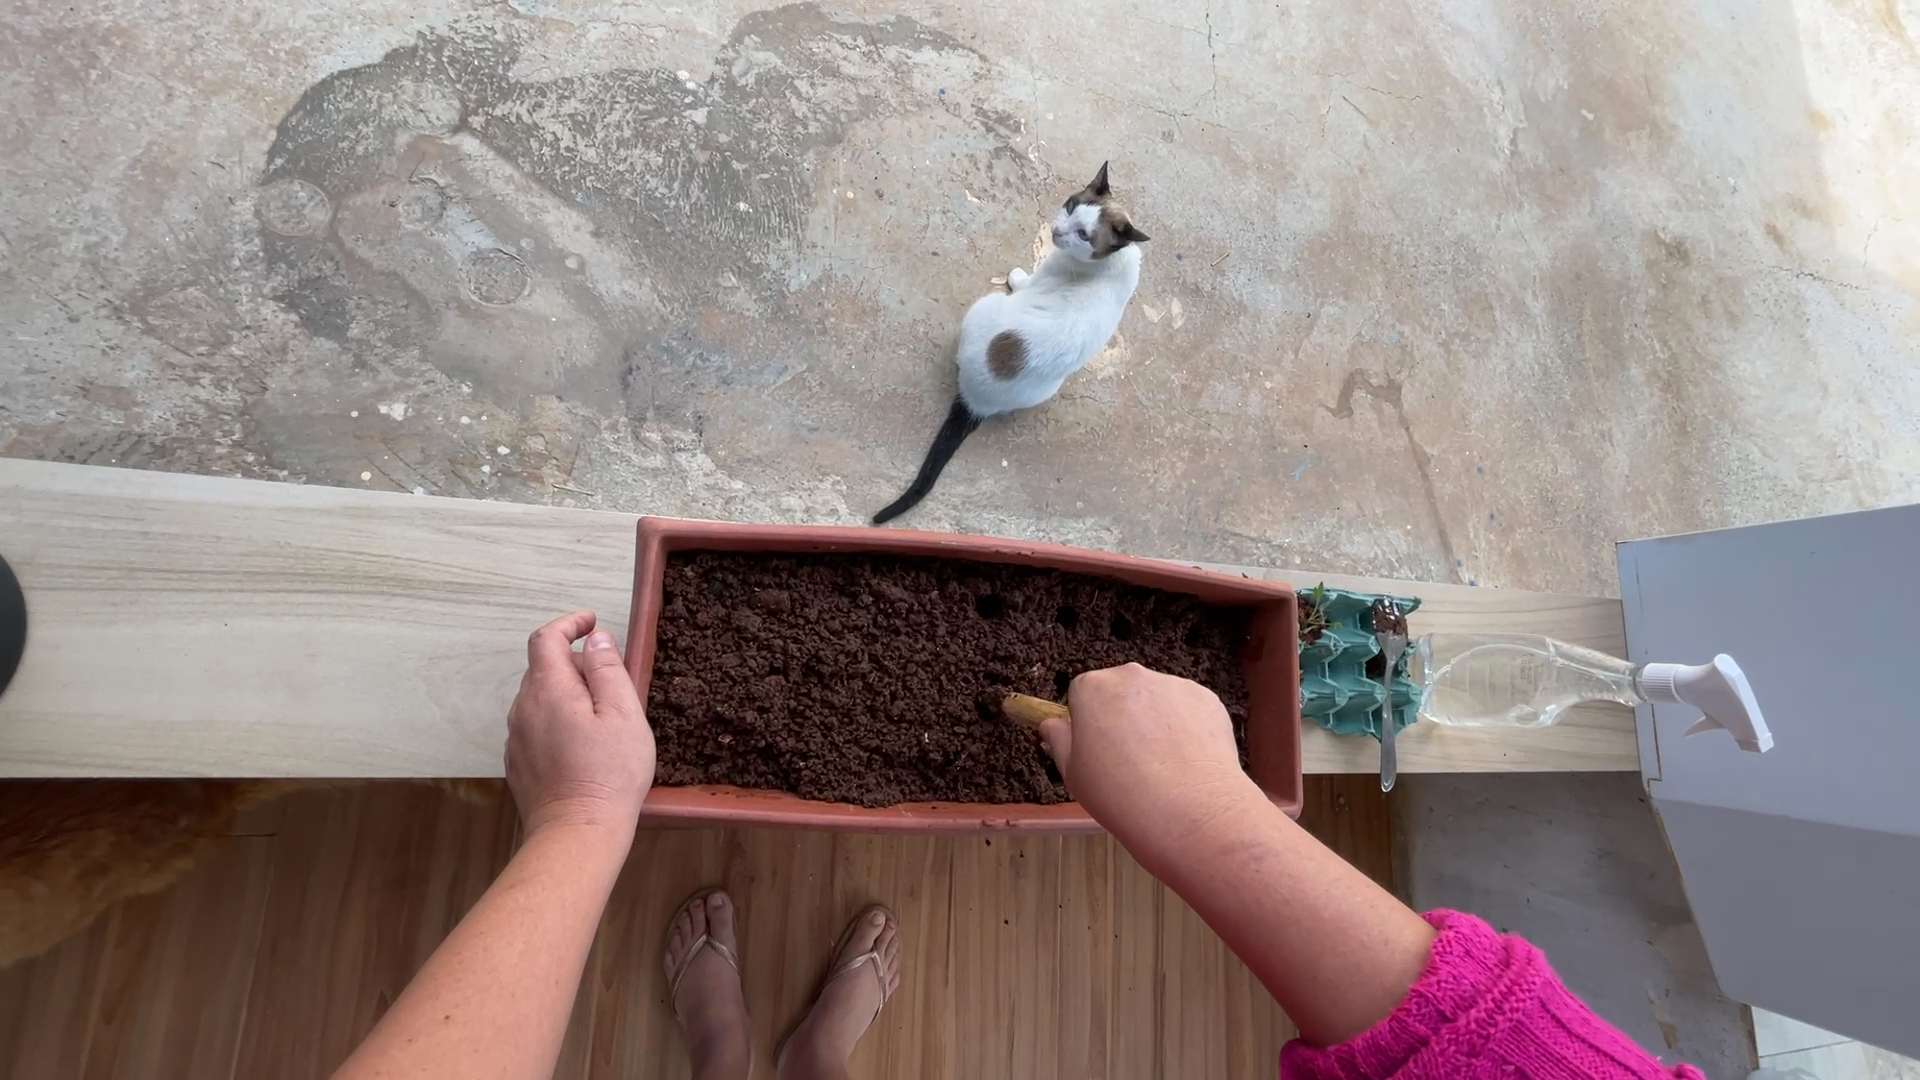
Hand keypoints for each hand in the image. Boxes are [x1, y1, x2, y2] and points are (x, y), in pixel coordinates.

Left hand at [505, 611, 654, 840]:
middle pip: (543, 668)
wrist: (578, 831)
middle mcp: (523, 709)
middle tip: (614, 675)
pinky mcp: (519, 762)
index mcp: (549, 690)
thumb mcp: (623, 712)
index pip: (546, 639)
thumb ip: (607, 669)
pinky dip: (560, 715)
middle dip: (576, 660)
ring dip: (568, 690)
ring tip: (604, 710)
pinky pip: (537, 723)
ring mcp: (516, 738)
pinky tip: (585, 739)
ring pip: (540, 697)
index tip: (593, 621)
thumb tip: (597, 638)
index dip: (569, 623)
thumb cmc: (610, 769)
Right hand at [1039, 664, 1259, 864]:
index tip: (1098, 749)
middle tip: (1130, 760)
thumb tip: (1052, 724)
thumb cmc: (1123, 796)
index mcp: (1092, 688)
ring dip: (1155, 721)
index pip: (1082, 694)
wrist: (1191, 813)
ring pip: (1155, 699)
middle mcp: (1131, 676)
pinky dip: (1186, 728)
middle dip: (1122, 717)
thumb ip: (1059, 740)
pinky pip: (1187, 708)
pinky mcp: (1205, 697)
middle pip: (1120, 692)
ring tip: (1162, 766)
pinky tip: (1185, 760)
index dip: (1089, 723)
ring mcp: (1171, 684)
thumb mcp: (1073, 774)